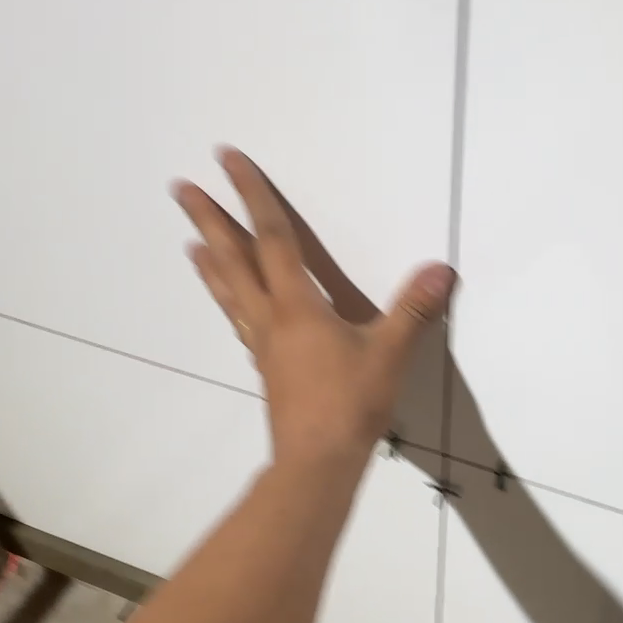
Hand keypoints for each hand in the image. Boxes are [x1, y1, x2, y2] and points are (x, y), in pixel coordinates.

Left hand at [171, 147, 454, 469]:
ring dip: (210, 265)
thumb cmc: (349, 404)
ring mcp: (264, 348)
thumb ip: (413, 310)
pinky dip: (230, 306)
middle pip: (234, 262)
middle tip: (181, 189)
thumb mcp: (389, 355)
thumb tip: (441, 269)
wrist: (316, 463)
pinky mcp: (268, 373)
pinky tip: (234, 311)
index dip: (253, 196)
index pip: (272, 239)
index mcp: (298, 306)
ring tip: (189, 244)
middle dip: (210, 222)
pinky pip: (242, 327)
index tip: (227, 160)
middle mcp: (272, 320)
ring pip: (231, 296)